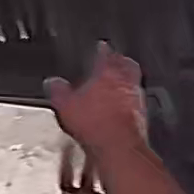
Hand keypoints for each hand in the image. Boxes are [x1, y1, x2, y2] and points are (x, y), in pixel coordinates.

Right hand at [45, 42, 148, 159]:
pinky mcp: (142, 117)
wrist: (118, 146)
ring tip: (118, 85)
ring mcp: (137, 100)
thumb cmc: (95, 122)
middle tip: (116, 60)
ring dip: (126, 82)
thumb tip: (52, 83)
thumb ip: (58, 91)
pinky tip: (121, 109)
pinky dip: (129, 102)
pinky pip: (136, 103)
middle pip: (127, 65)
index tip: (101, 46)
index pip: (106, 54)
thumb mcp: (66, 105)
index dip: (102, 49)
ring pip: (134, 83)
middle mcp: (126, 83)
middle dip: (121, 62)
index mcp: (108, 73)